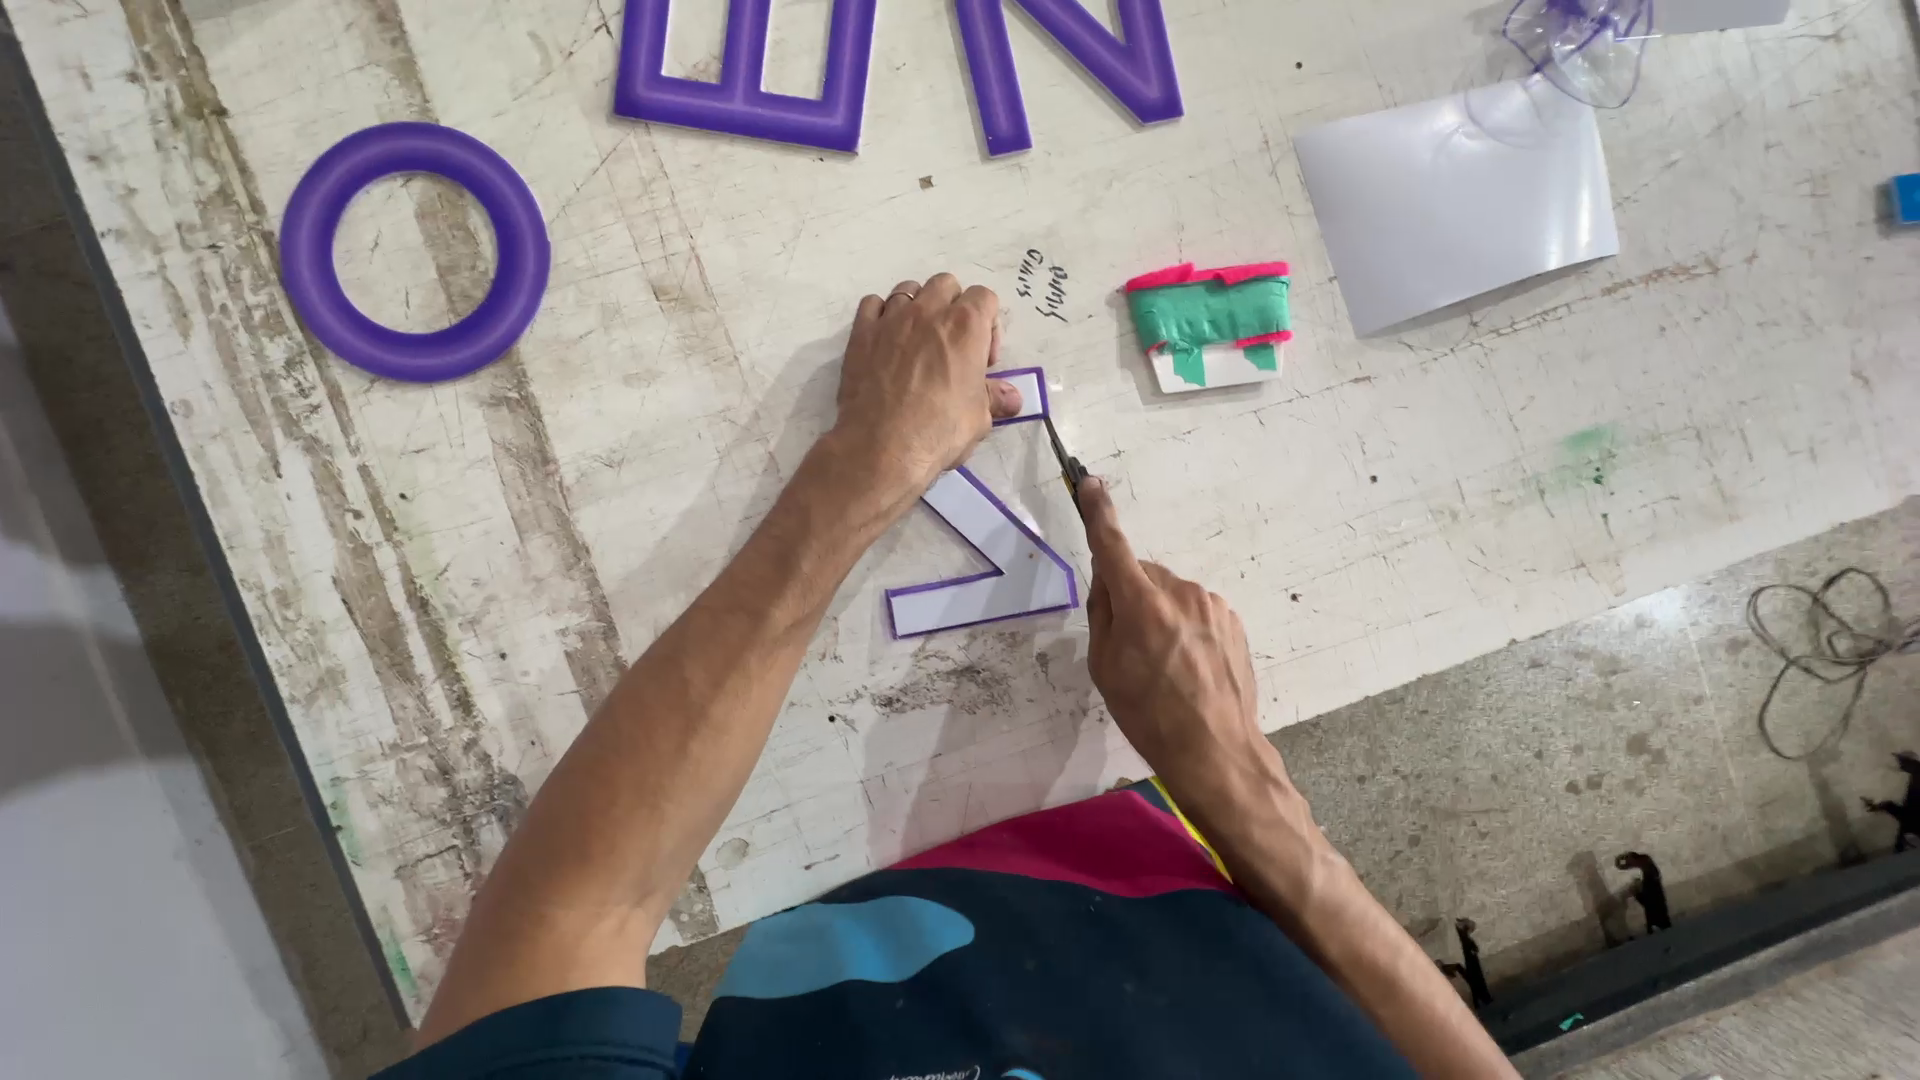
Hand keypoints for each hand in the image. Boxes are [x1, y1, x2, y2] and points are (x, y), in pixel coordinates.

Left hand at [832, 274, 1022, 495]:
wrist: (882, 447)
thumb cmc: (939, 431)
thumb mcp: (978, 418)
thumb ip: (994, 398)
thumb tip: (1013, 398)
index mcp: (965, 326)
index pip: (985, 297)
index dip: (989, 325)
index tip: (983, 359)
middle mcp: (928, 311)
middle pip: (946, 285)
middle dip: (953, 307)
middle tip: (952, 345)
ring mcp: (891, 319)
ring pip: (909, 289)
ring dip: (919, 307)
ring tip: (918, 341)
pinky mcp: (861, 333)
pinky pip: (873, 304)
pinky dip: (882, 315)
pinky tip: (886, 341)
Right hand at [1079, 477, 1271, 793]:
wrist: (1216, 749)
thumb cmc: (1148, 714)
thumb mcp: (1104, 668)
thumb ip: (1103, 613)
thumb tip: (1108, 580)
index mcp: (1142, 605)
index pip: (1112, 547)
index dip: (1098, 513)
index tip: (1089, 483)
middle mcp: (1179, 592)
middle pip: (1141, 575)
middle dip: (1131, 596)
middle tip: (1130, 645)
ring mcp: (1211, 603)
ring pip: (1169, 593)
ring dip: (1159, 613)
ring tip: (1164, 664)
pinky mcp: (1232, 618)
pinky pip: (1194, 608)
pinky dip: (1184, 625)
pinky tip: (1189, 664)